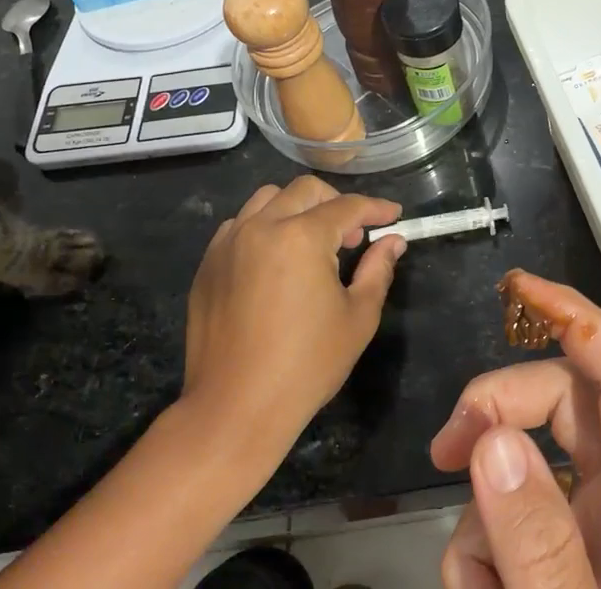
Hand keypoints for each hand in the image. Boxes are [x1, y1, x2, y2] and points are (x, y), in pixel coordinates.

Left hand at [183, 176, 404, 436]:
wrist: (235, 408)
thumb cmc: (307, 365)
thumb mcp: (357, 318)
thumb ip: (378, 270)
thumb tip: (392, 241)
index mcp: (300, 237)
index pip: (346, 206)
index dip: (374, 208)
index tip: (393, 215)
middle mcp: (261, 227)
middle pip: (304, 191)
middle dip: (336, 203)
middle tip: (352, 237)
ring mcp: (228, 244)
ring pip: (267, 199)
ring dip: (297, 209)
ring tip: (312, 243)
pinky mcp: (208, 264)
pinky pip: (240, 225)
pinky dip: (264, 227)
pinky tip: (276, 260)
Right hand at [429, 272, 600, 588]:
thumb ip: (539, 542)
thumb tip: (495, 441)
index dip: (579, 318)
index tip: (519, 287)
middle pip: (568, 406)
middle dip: (499, 410)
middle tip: (443, 450)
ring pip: (532, 464)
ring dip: (482, 512)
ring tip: (472, 583)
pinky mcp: (579, 558)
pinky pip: (522, 517)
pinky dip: (486, 547)